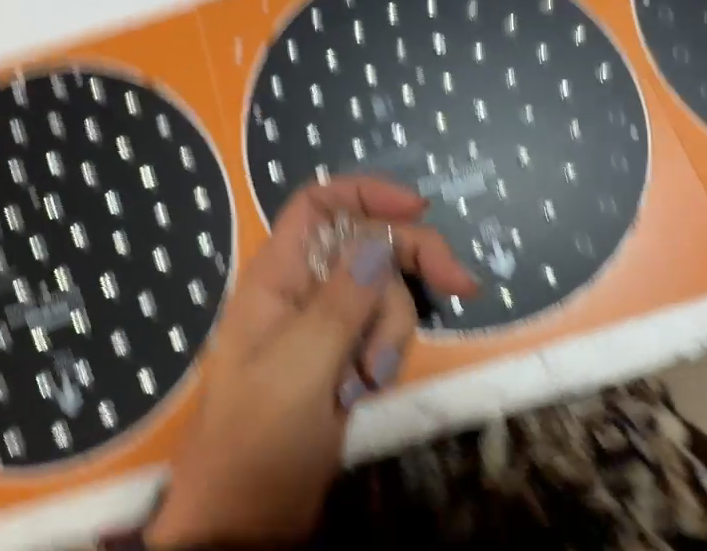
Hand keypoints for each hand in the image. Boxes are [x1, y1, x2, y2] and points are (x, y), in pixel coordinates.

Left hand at [145, 177, 476, 548]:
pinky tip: (365, 391)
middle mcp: (302, 287)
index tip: (419, 208)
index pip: (319, 204)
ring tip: (362, 381)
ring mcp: (324, 324)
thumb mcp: (300, 364)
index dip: (366, 192)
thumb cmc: (259, 434)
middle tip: (461, 286)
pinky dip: (384, 356)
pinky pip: (380, 334)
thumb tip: (378, 238)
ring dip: (389, 333)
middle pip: (368, 244)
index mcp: (278, 273)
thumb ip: (341, 299)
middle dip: (408, 266)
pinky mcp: (341, 357)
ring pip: (383, 294)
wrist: (245, 514)